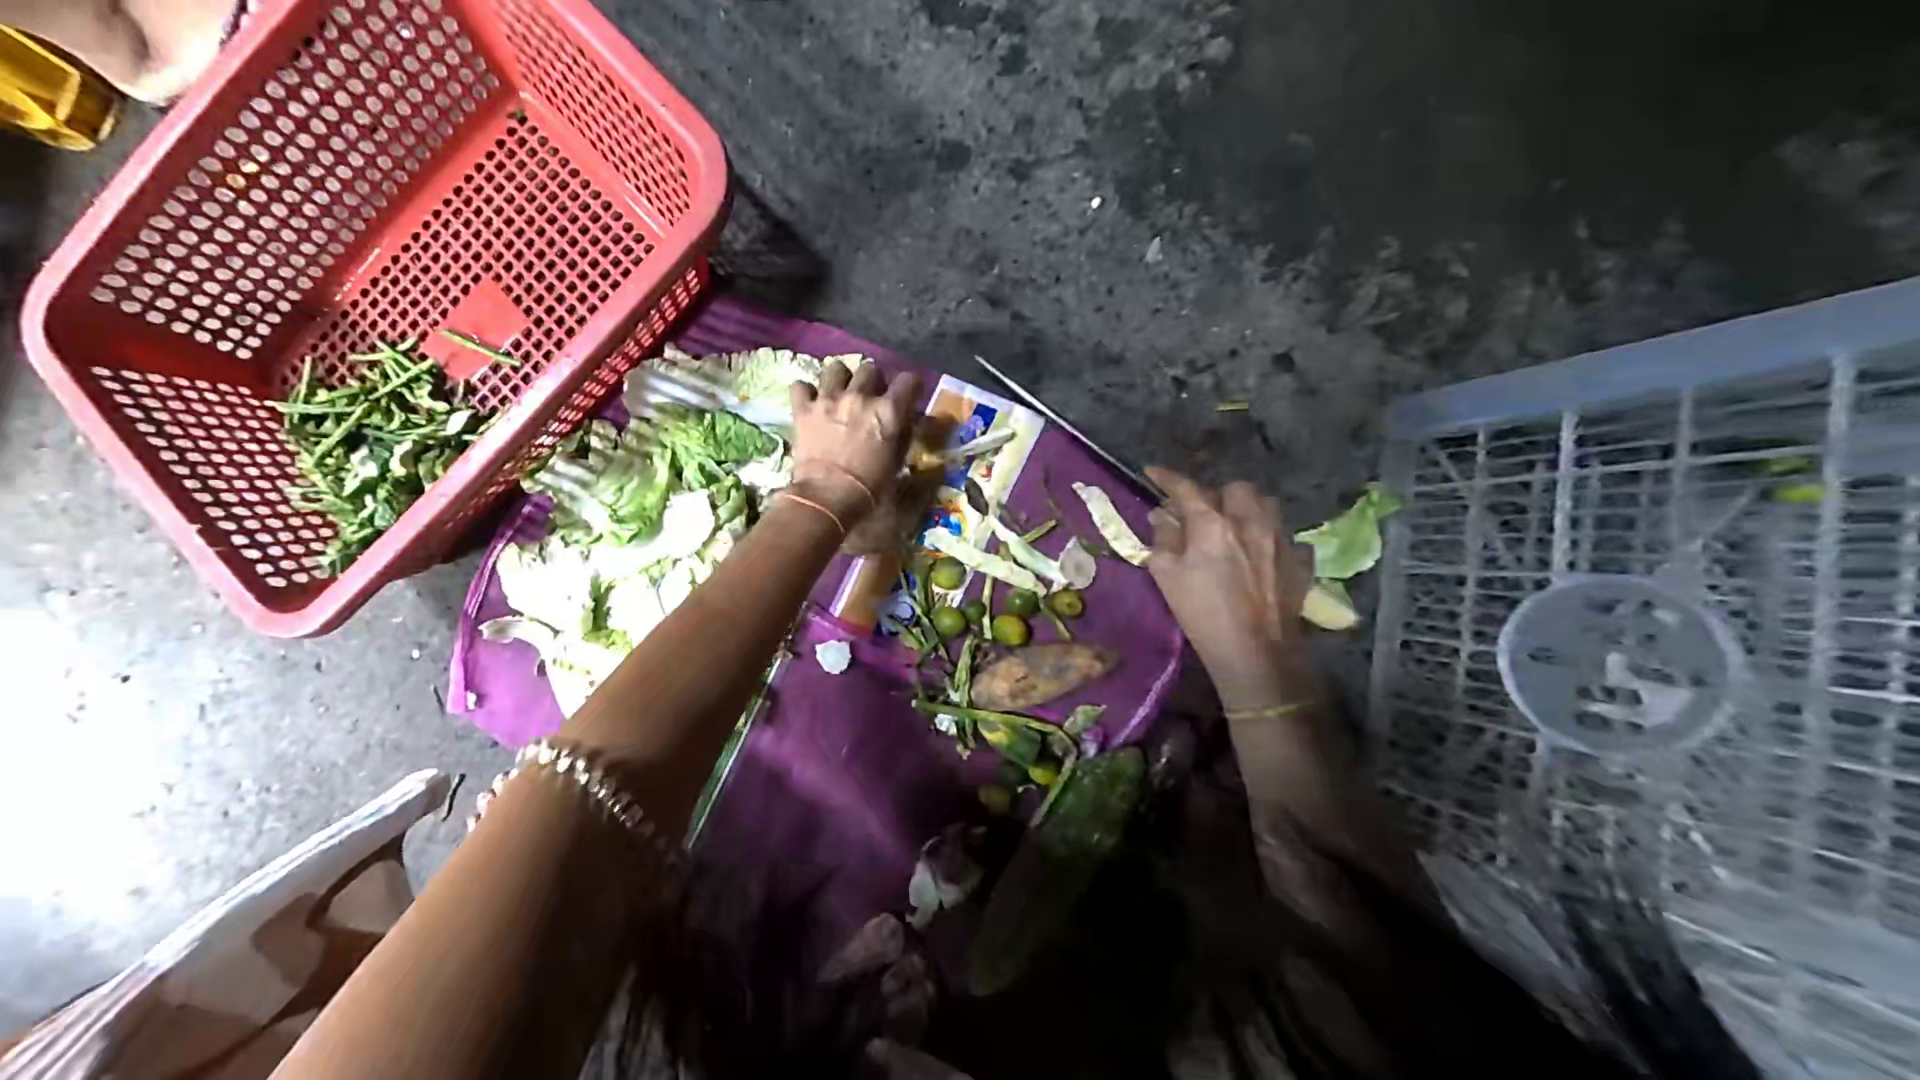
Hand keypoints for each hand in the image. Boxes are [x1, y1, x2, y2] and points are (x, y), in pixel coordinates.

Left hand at [788, 361, 921, 527]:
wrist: (827, 498)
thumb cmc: (869, 488)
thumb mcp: (896, 462)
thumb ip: (901, 435)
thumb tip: (904, 421)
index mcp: (888, 411)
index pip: (908, 380)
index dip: (911, 386)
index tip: (908, 395)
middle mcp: (860, 396)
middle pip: (870, 368)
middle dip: (873, 381)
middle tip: (871, 397)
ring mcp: (828, 399)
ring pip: (836, 368)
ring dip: (841, 378)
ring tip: (840, 393)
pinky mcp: (803, 409)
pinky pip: (801, 385)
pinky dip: (807, 392)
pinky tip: (811, 402)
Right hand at [1144, 466, 1311, 686]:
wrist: (1255, 653)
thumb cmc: (1201, 614)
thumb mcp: (1166, 576)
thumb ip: (1162, 539)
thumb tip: (1161, 516)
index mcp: (1212, 523)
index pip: (1186, 488)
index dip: (1166, 478)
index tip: (1152, 473)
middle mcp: (1250, 521)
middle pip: (1235, 489)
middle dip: (1216, 494)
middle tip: (1203, 513)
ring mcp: (1280, 539)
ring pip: (1267, 505)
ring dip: (1249, 509)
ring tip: (1237, 526)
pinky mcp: (1300, 561)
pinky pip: (1287, 537)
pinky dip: (1273, 540)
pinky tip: (1264, 555)